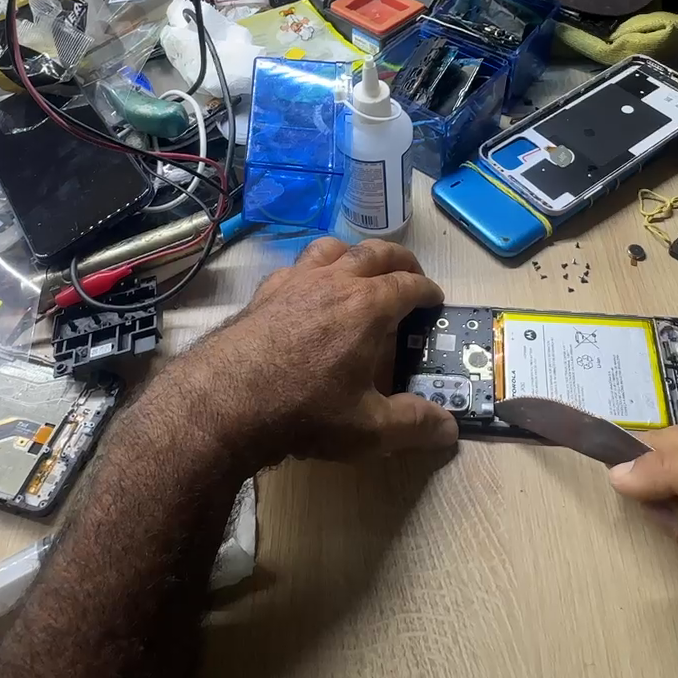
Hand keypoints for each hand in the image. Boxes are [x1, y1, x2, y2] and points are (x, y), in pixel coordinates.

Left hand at [156, 237, 458, 468]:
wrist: (226, 401)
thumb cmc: (306, 411)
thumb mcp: (369, 429)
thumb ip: (414, 425)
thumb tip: (451, 429)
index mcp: (369, 306)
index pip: (409, 285)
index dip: (427, 290)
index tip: (434, 300)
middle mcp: (336, 281)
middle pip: (376, 252)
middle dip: (399, 260)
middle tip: (409, 275)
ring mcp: (297, 280)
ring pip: (333, 248)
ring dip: (354, 254)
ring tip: (359, 271)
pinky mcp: (265, 291)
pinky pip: (296, 266)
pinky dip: (312, 270)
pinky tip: (307, 292)